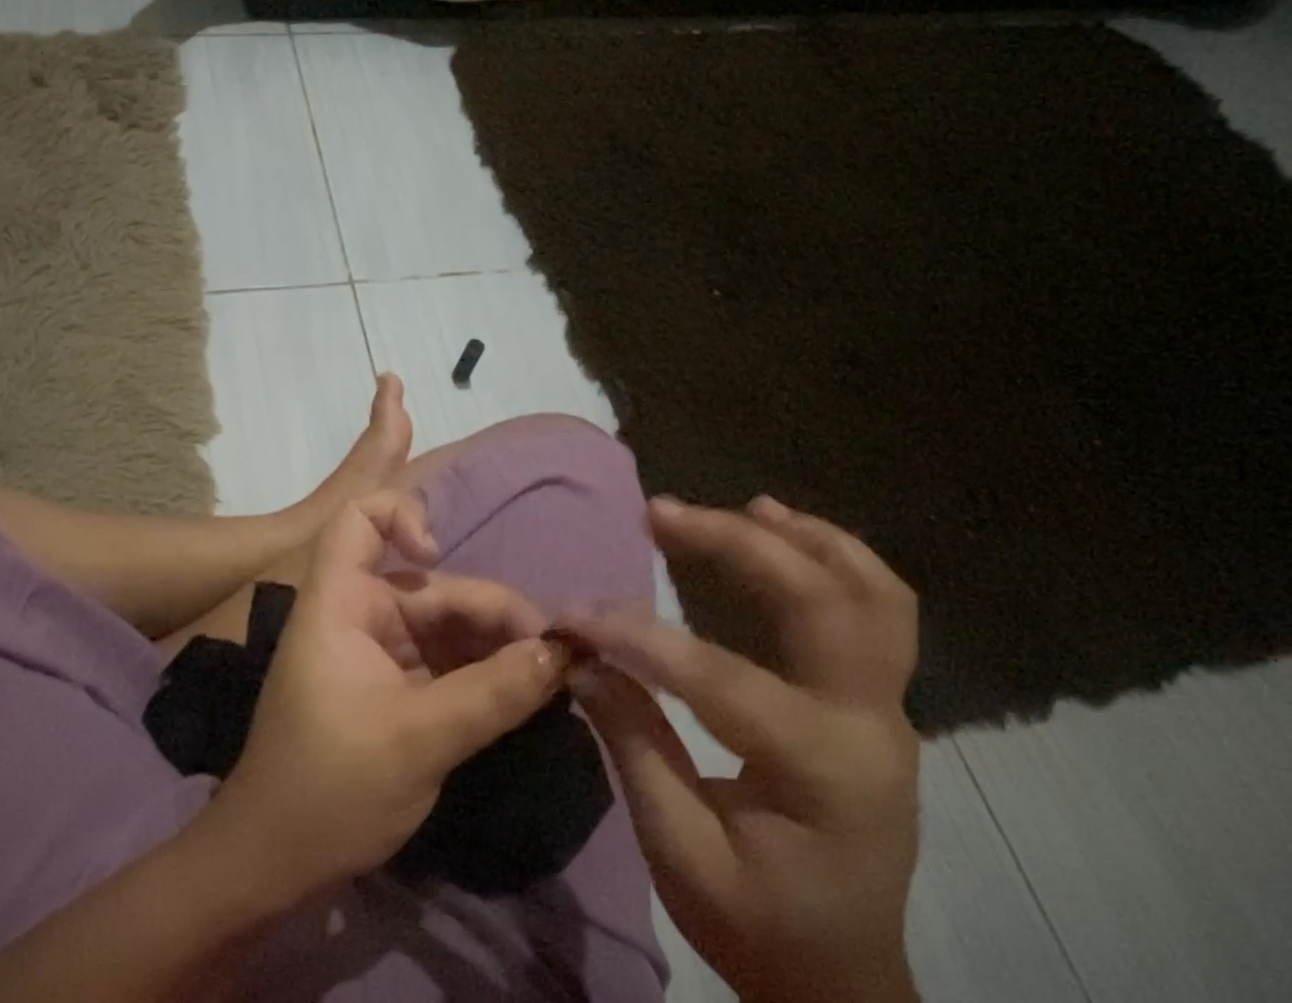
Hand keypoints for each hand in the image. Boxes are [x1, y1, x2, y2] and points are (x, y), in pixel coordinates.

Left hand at [208, 490, 570, 898]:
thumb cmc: (331, 789)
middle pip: (430, 584)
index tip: (444, 557)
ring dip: (495, 646)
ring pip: (444, 626)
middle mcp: (357, 617)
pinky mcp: (389, 690)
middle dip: (491, 612)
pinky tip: (525, 692)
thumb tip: (564, 651)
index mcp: (339, 606)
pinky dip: (481, 673)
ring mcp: (374, 655)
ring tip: (553, 675)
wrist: (275, 860)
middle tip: (556, 654)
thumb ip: (494, 692)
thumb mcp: (420, 740)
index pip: (358, 520)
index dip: (403, 515)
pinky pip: (442, 663)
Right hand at [565, 496, 921, 1002]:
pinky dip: (835, 564)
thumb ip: (634, 744)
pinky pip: (876, 615)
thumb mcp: (678, 850)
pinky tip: (787, 539)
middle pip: (821, 601)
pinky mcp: (879, 709)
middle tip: (660, 510)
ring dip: (806, 539)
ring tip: (742, 505)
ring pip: (872, 595)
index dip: (637, 637)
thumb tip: (583, 660)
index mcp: (820, 769)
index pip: (718, 677)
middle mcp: (872, 724)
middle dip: (737, 544)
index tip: (572, 612)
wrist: (843, 979)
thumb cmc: (755, 925)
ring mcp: (888, 712)